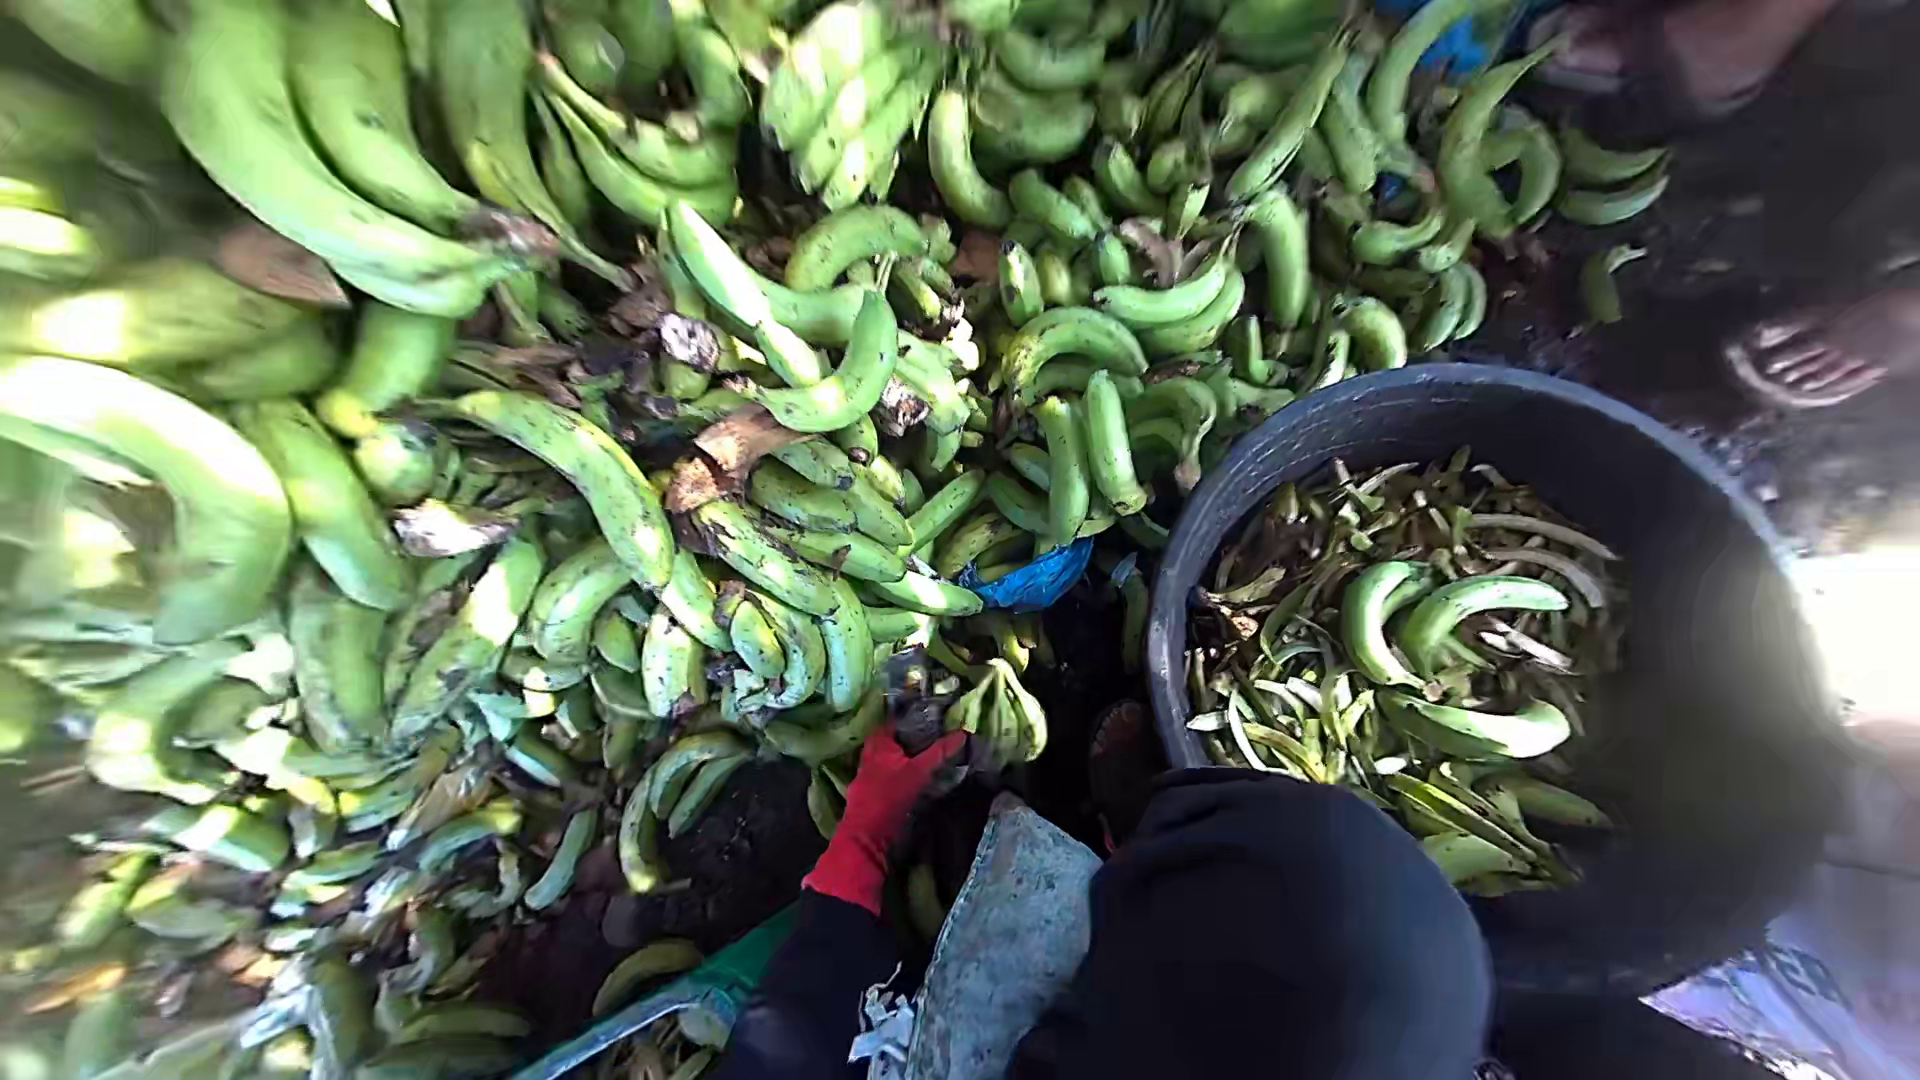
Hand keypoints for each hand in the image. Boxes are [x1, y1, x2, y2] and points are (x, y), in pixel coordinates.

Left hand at [802, 725, 966, 913]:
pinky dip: (901, 771)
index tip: (932, 716)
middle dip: (911, 737)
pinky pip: (888, 772)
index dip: (912, 716)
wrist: (866, 836)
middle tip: (933, 735)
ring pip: (890, 757)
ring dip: (906, 755)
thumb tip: (962, 733)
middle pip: (892, 739)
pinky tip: (914, 776)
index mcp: (877, 742)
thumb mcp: (919, 772)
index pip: (894, 720)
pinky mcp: (870, 791)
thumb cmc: (889, 796)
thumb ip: (939, 752)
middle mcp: (869, 753)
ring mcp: (867, 773)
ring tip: (928, 753)